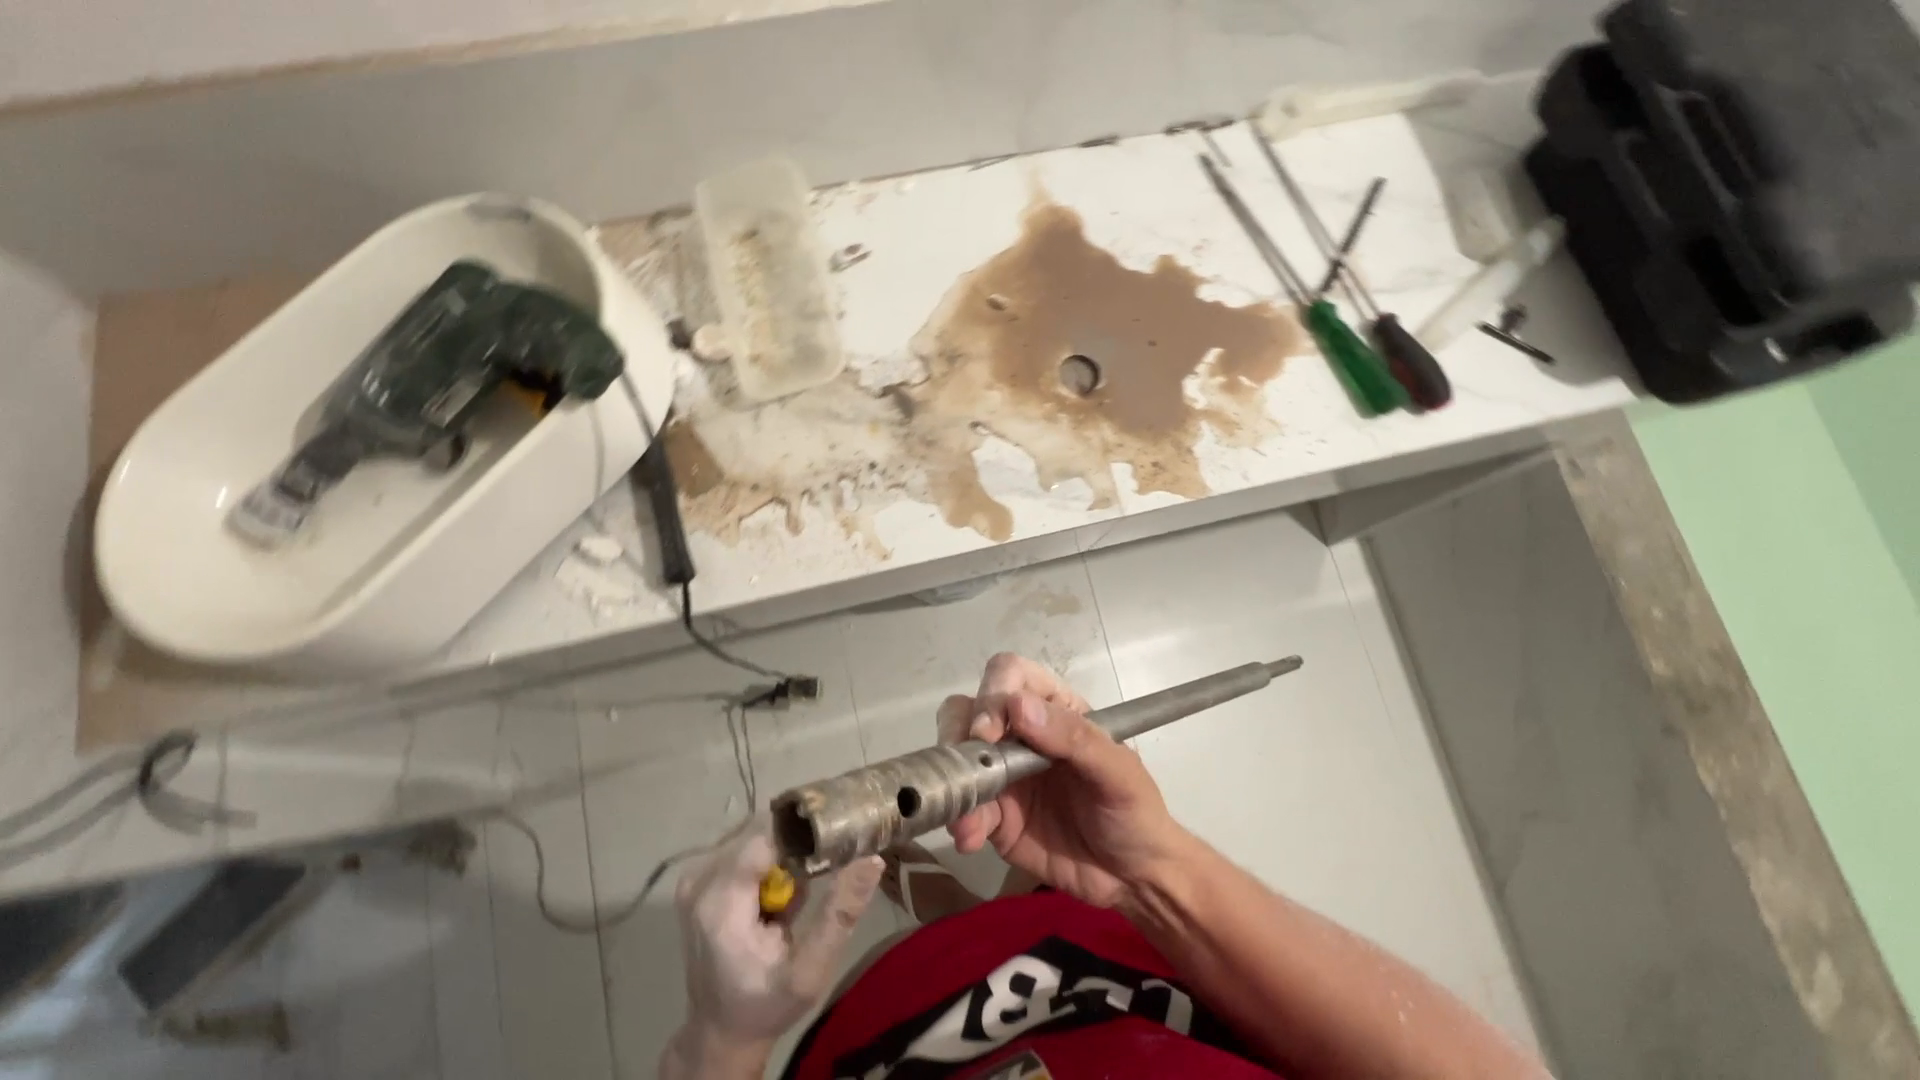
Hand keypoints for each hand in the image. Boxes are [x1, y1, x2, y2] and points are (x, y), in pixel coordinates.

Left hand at [664, 818, 882, 1076]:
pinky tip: (776, 895)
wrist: (720, 1029)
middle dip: (795, 844)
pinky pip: (741, 848)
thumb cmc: (767, 1004)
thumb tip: (871, 860)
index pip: (765, 837)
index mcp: (720, 903)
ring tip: (796, 894)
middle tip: (822, 872)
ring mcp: (694, 878)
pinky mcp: (697, 879)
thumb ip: (839, 915)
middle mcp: (698, 881)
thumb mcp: (810, 971)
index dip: (802, 832)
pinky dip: (766, 862)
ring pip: (752, 834)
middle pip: (758, 831)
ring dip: (781, 854)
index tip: (836, 839)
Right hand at [944, 653, 1192, 907]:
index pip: (1011, 675)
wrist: (1135, 878)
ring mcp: (1003, 774)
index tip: (991, 732)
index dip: (994, 694)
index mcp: (1055, 709)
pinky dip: (960, 819)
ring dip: (953, 777)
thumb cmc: (1134, 811)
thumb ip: (1074, 738)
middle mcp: (1021, 734)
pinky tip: (969, 837)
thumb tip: (1019, 706)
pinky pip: (964, 807)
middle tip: (969, 767)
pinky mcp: (994, 815)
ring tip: (965, 811)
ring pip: (956, 754)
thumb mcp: (1118, 772)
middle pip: (969, 708)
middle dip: (959, 732)